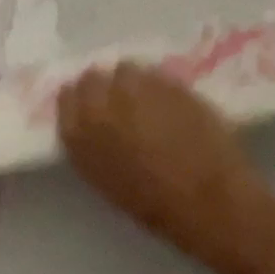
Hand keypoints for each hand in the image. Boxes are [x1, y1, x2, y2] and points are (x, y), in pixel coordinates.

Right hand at [56, 62, 274, 269]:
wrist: (207, 201)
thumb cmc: (153, 204)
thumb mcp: (104, 180)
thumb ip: (89, 146)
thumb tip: (93, 126)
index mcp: (78, 133)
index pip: (67, 97)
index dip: (81, 101)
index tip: (93, 107)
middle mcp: (101, 103)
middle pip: (94, 77)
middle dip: (105, 86)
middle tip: (121, 102)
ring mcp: (138, 89)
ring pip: (127, 69)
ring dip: (133, 82)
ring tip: (149, 101)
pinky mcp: (172, 83)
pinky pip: (158, 75)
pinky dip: (160, 86)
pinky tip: (173, 105)